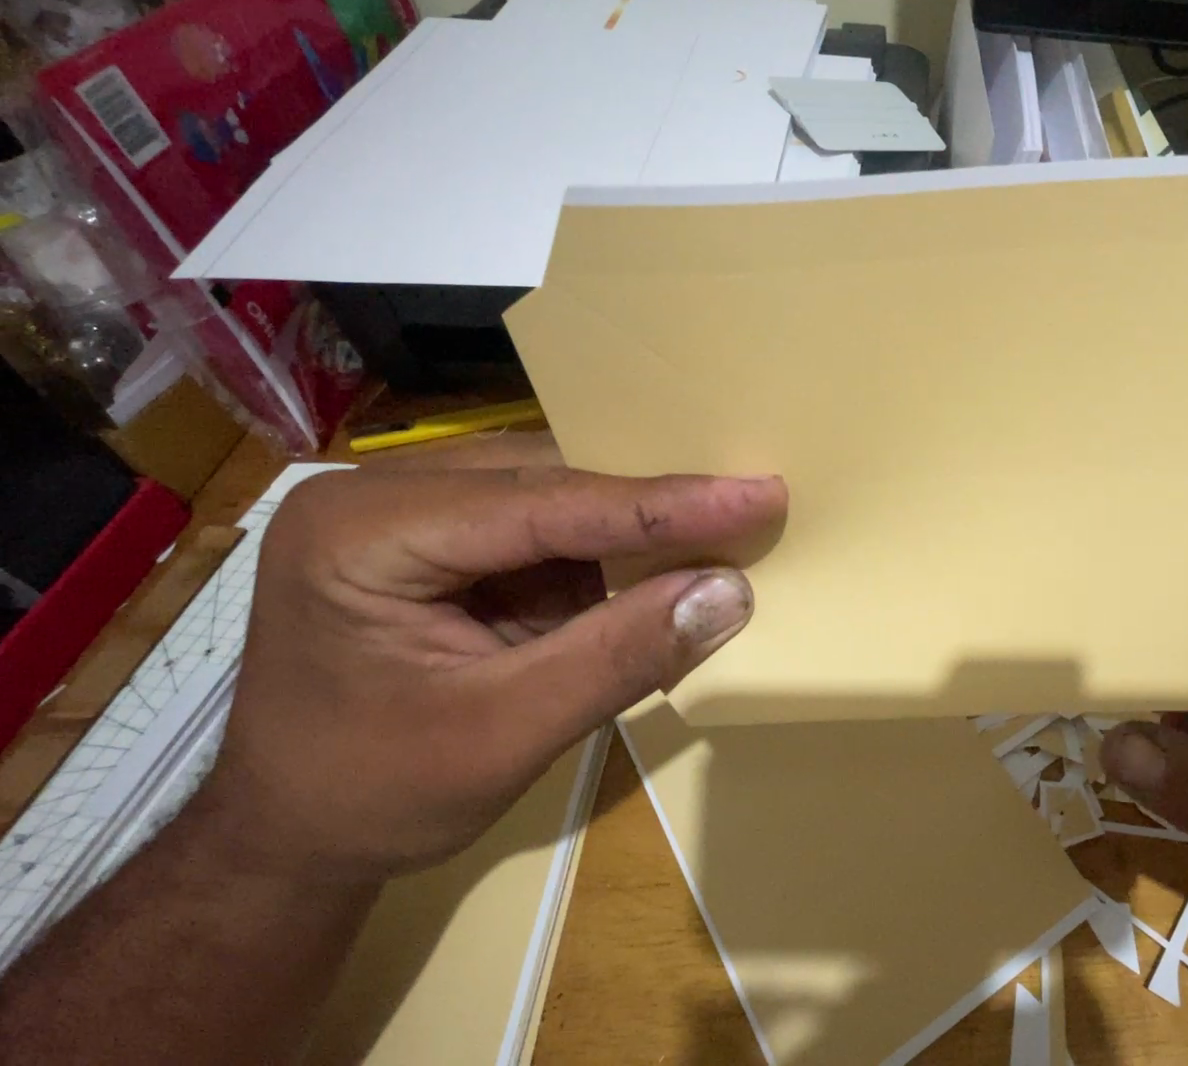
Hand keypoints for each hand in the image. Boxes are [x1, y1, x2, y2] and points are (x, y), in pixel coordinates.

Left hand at [198, 436, 786, 880]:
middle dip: (657, 505)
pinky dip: (617, 553)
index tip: (759, 494)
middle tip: (756, 505)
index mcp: (365, 531)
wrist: (293, 838)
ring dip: (643, 526)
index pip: (544, 505)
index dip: (663, 505)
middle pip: (553, 484)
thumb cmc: (373, 794)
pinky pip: (553, 532)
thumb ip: (618, 657)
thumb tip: (730, 592)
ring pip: (560, 498)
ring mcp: (417, 517)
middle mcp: (386, 498)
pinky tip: (671, 563)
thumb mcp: (503, 735)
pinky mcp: (452, 547)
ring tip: (729, 530)